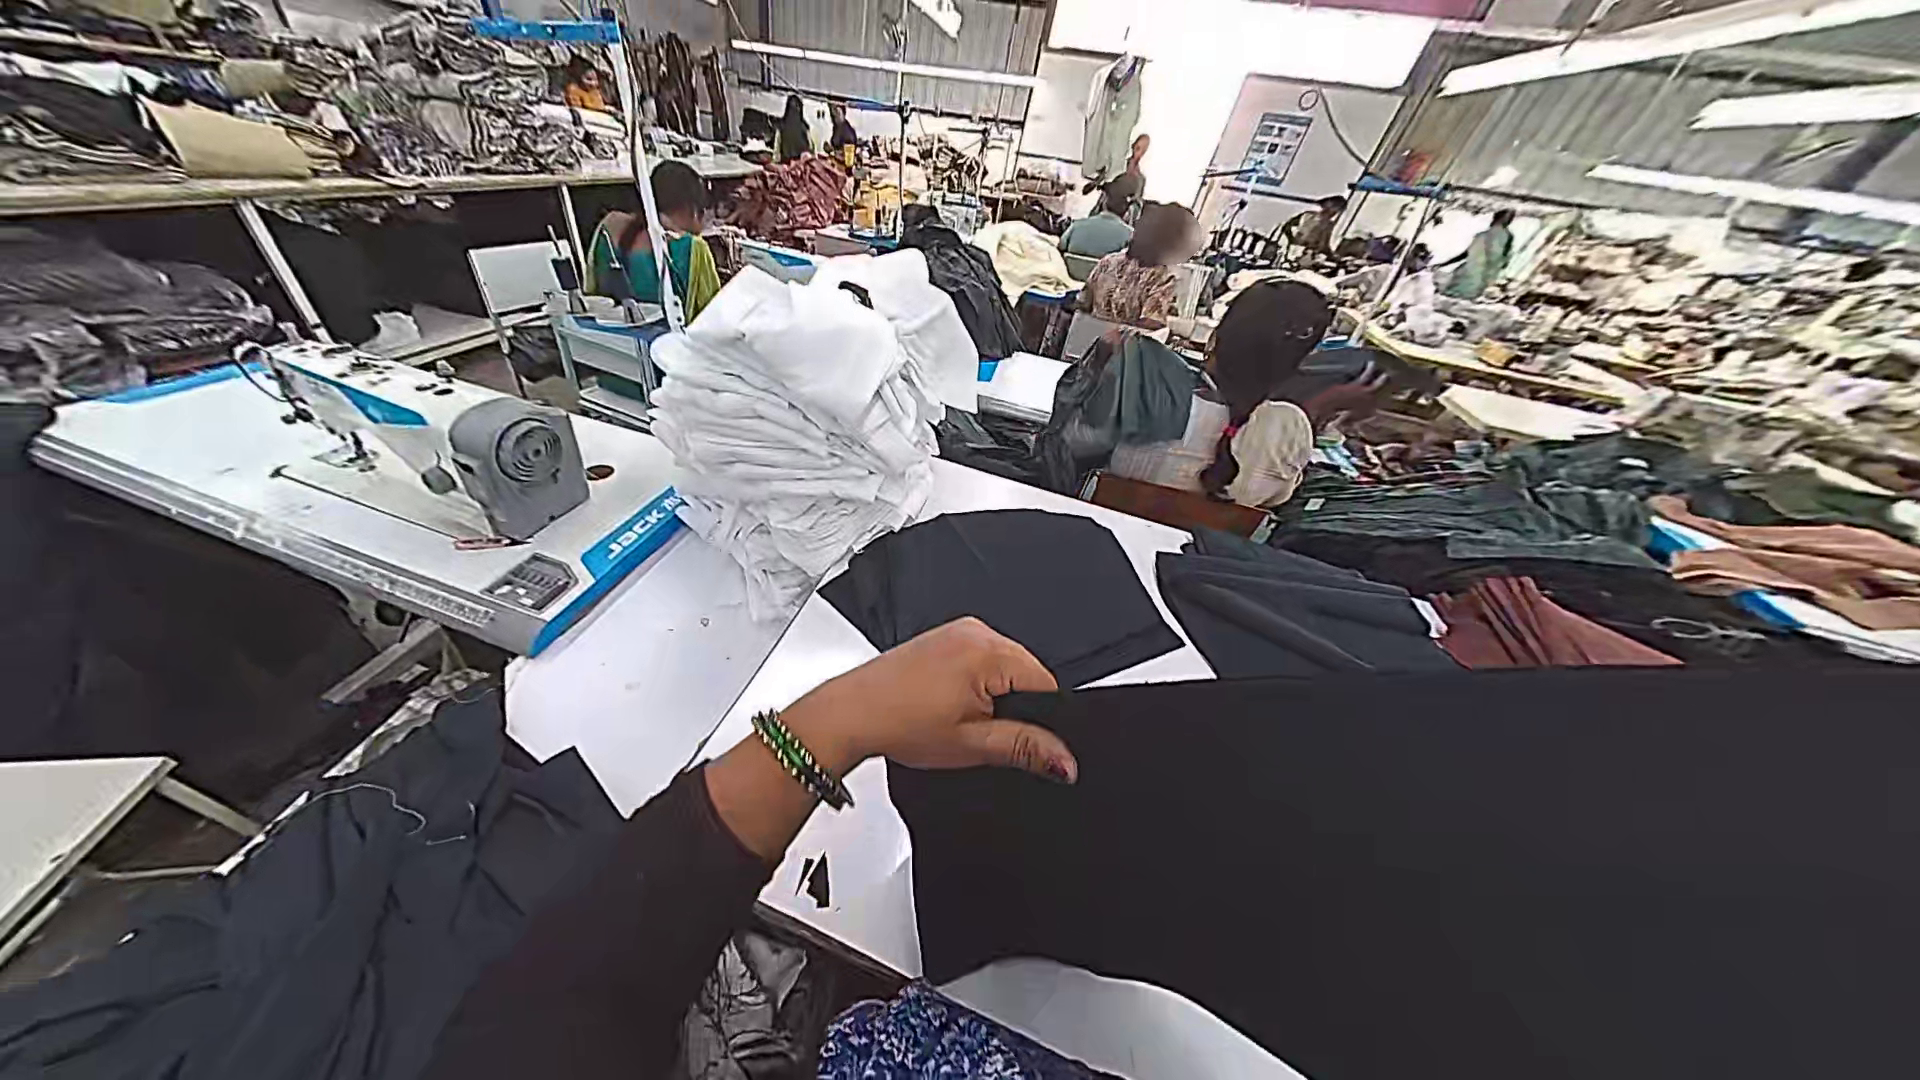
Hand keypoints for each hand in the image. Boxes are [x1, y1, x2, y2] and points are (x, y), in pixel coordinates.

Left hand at [782, 617, 1076, 782]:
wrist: (851, 713)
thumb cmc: (898, 723)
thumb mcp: (972, 744)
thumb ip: (1026, 747)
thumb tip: (1065, 759)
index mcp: (987, 651)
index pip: (1046, 682)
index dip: (1040, 718)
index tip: (1021, 738)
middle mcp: (975, 631)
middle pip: (1025, 672)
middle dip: (1014, 704)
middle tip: (979, 728)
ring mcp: (957, 630)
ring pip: (1003, 665)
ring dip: (993, 692)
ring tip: (957, 714)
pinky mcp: (944, 635)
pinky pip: (980, 657)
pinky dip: (976, 680)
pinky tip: (949, 701)